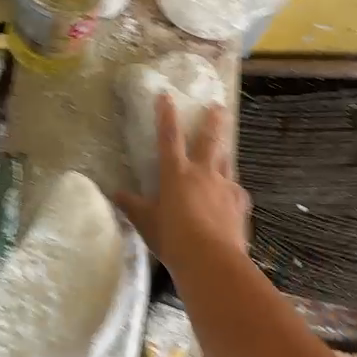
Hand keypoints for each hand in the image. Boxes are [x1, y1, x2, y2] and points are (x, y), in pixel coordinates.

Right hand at [114, 94, 252, 274]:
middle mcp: (203, 174)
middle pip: (209, 140)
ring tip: (225, 148)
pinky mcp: (240, 204)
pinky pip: (235, 191)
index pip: (169, 138)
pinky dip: (231, 190)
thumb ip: (133, 206)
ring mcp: (225, 187)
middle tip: (218, 106)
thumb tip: (117, 194)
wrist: (212, 260)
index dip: (166, 115)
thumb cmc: (173, 239)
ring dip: (224, 151)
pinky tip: (231, 196)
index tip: (167, 95)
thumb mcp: (146, 223)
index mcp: (176, 174)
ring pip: (226, 162)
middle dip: (213, 121)